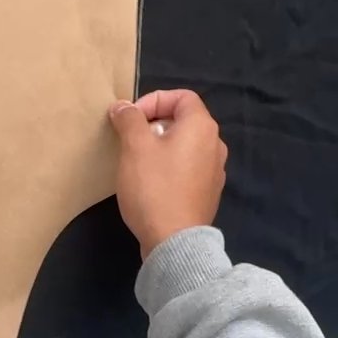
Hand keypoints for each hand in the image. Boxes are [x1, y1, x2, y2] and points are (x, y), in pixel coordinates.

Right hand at [107, 90, 227, 257]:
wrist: (174, 241)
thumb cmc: (154, 189)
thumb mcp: (134, 148)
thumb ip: (129, 120)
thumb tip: (123, 106)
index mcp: (201, 126)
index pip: (181, 96)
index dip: (153, 100)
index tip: (130, 119)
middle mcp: (215, 144)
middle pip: (183, 122)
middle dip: (154, 126)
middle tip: (130, 143)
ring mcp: (215, 172)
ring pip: (185, 148)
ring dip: (161, 149)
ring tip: (138, 166)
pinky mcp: (207, 195)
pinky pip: (188, 171)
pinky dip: (170, 170)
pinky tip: (152, 187)